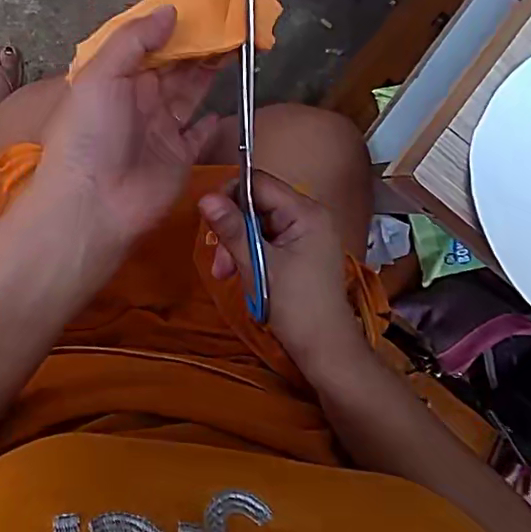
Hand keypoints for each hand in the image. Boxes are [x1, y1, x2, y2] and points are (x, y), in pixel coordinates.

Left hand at [30, 6, 220, 249]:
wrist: (95, 202)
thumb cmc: (91, 133)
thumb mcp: (102, 74)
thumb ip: (135, 40)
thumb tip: (170, 11)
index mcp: (117, 79)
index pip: (150, 47)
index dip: (176, 29)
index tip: (204, 11)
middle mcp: (139, 102)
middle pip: (174, 69)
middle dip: (198, 48)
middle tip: (229, 27)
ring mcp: (160, 131)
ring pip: (189, 95)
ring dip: (208, 75)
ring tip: (233, 52)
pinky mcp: (178, 158)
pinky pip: (198, 137)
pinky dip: (210, 125)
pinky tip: (222, 110)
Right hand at [198, 172, 369, 367]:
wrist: (325, 348)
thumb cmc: (296, 305)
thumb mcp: (258, 265)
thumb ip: (232, 229)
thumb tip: (205, 197)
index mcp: (305, 211)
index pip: (258, 183)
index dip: (229, 196)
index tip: (210, 222)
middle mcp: (309, 215)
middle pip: (257, 204)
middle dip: (232, 229)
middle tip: (220, 262)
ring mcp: (306, 234)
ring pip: (258, 224)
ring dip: (237, 245)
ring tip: (226, 274)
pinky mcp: (301, 251)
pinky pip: (267, 240)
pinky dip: (250, 255)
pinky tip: (241, 275)